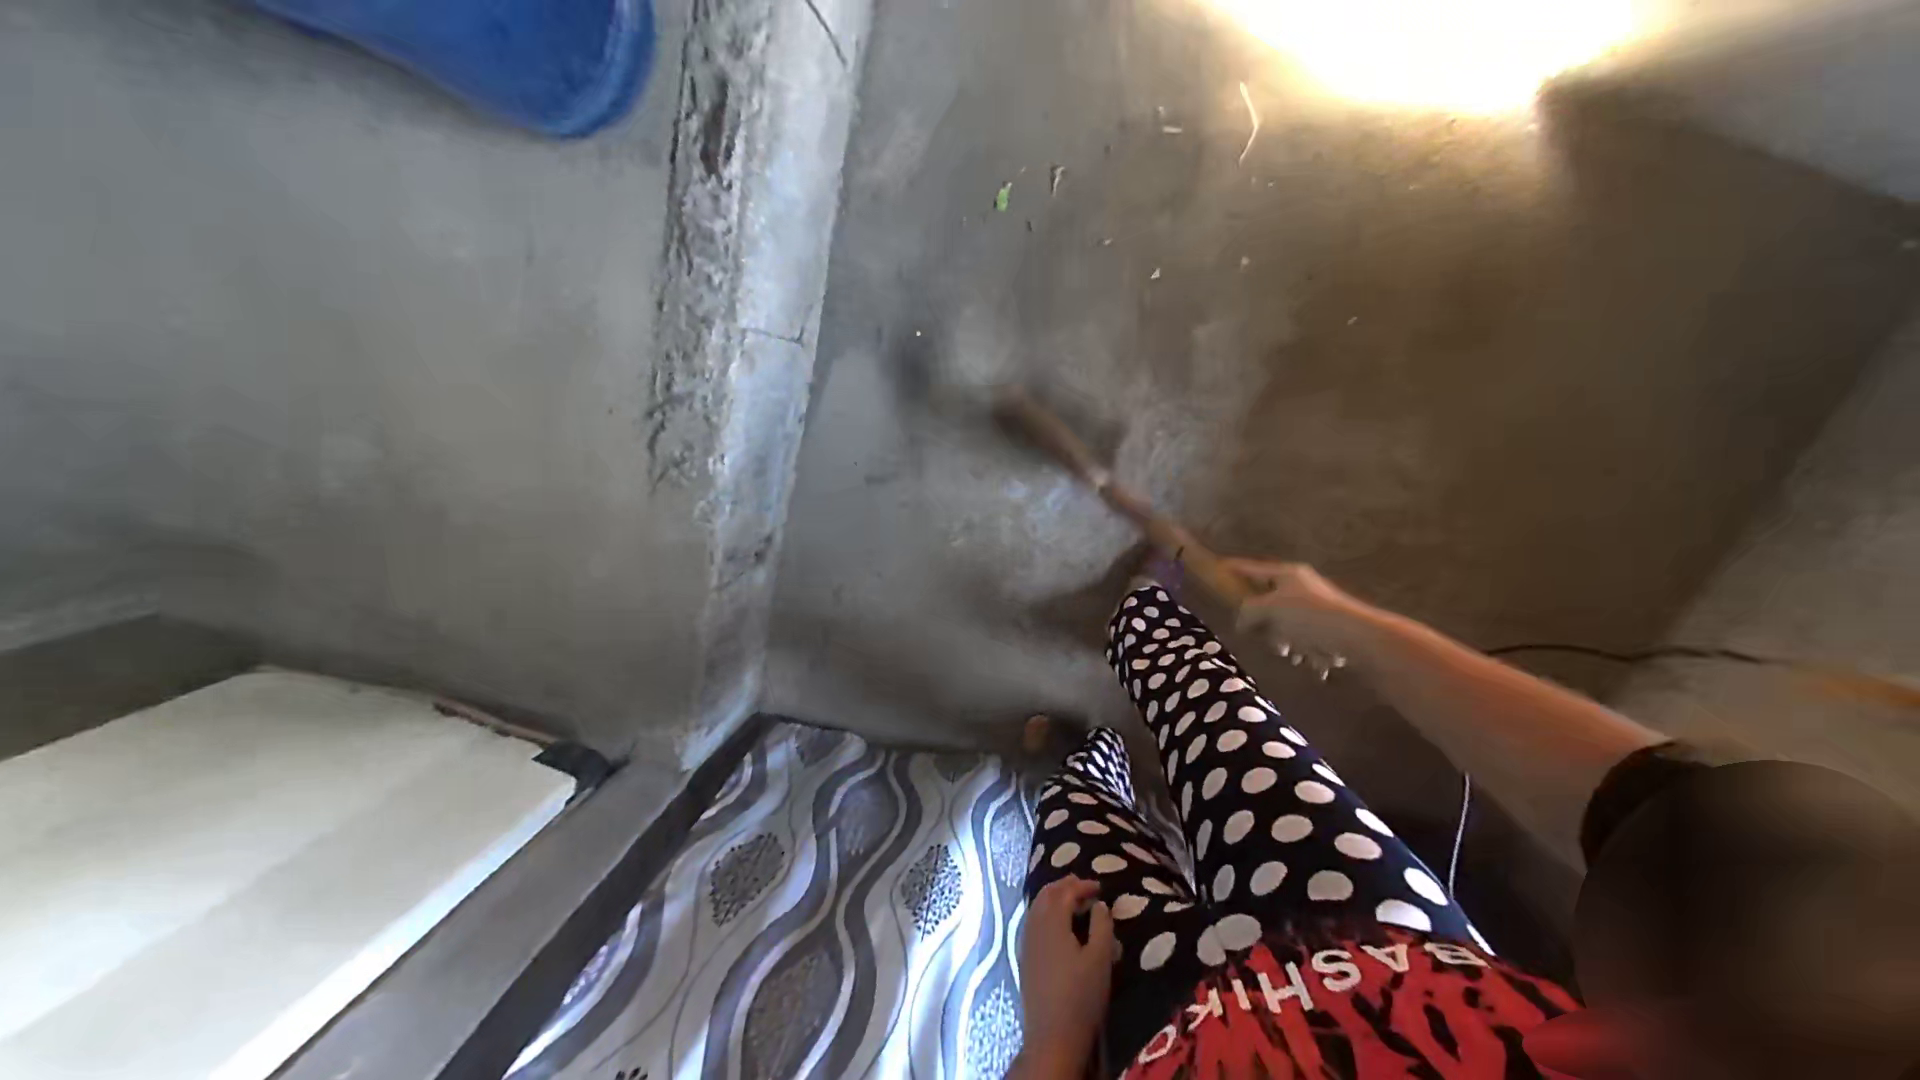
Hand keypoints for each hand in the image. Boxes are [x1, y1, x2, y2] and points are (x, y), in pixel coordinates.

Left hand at [1017, 876, 1113, 1076]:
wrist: (1052, 1035)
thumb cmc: (1081, 996)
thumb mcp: (1100, 959)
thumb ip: (1102, 926)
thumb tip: (1099, 904)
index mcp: (1052, 922)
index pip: (1065, 892)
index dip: (1082, 886)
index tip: (1099, 887)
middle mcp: (1034, 925)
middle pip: (1046, 895)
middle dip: (1064, 886)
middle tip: (1083, 886)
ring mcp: (1026, 941)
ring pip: (1036, 906)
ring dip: (1053, 897)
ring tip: (1070, 900)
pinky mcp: (1024, 956)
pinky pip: (1032, 920)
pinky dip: (1044, 911)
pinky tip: (1055, 923)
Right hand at [1223, 559, 1370, 673]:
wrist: (1356, 636)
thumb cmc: (1308, 616)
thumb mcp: (1269, 609)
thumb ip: (1248, 612)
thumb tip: (1241, 621)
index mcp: (1287, 573)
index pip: (1252, 568)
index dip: (1234, 569)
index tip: (1218, 567)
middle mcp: (1301, 585)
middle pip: (1266, 599)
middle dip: (1260, 619)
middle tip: (1255, 631)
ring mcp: (1315, 605)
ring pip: (1282, 621)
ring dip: (1280, 637)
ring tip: (1286, 649)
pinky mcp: (1326, 624)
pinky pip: (1300, 634)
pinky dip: (1298, 646)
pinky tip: (1303, 656)